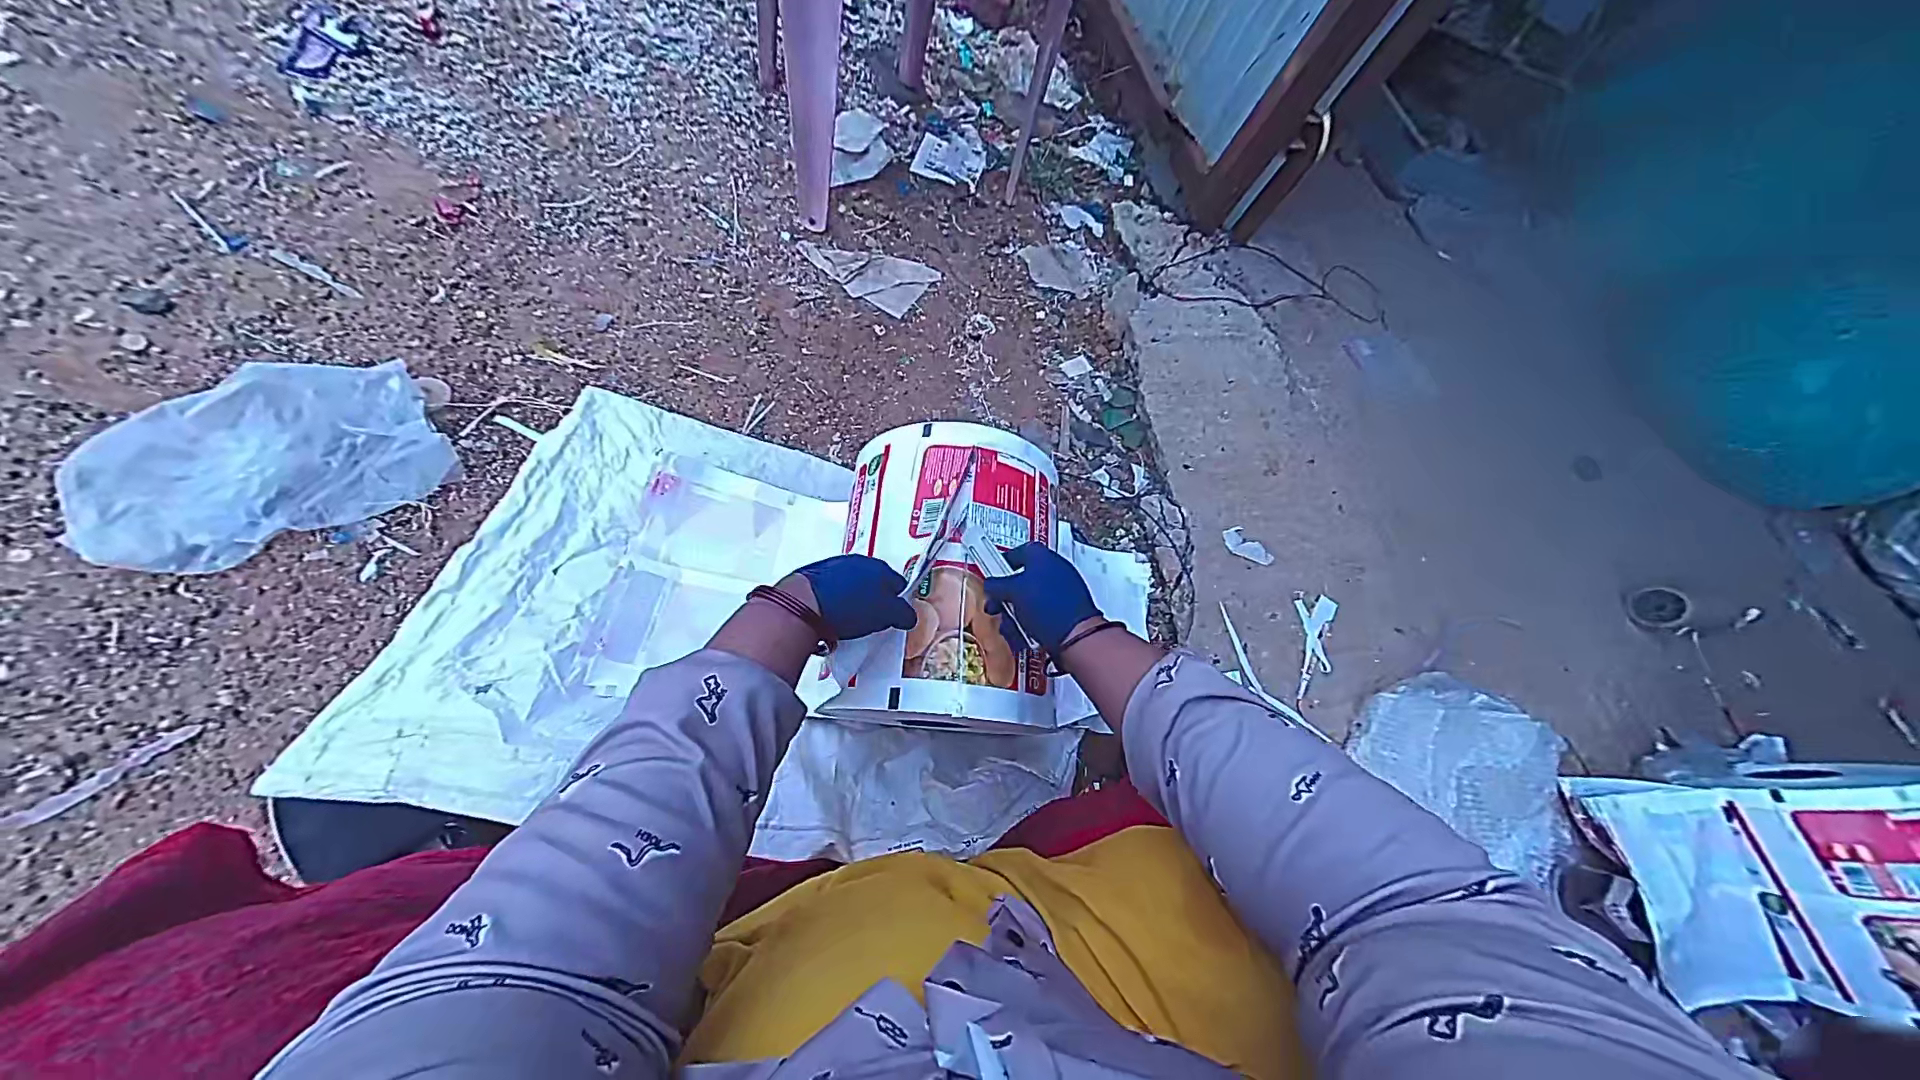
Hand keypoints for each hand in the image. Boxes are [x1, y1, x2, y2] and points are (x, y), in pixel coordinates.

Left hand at [790, 555, 916, 640]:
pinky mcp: (813, 576)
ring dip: (853, 600)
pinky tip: (831, 618)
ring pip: (852, 585)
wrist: (803, 606)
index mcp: (880, 567)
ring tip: (849, 623)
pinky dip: (834, 602)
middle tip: (872, 621)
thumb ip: (904, 614)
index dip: (898, 602)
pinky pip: (831, 590)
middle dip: (875, 600)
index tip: (894, 616)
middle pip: (874, 582)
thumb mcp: (887, 616)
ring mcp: (834, 567)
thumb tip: (909, 616)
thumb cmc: (847, 608)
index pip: (899, 583)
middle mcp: (858, 562)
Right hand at [979, 542, 1099, 654]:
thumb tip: (989, 585)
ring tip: (1009, 626)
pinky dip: (1030, 623)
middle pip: (1022, 579)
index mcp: (1042, 556)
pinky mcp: (1067, 611)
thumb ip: (996, 585)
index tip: (992, 573)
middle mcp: (1055, 570)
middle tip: (996, 606)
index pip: (1018, 551)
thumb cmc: (1046, 605)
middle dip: (1006, 596)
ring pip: (1030, 600)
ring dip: (1015, 613)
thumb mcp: (1012, 592)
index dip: (1002, 562)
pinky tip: (1023, 635)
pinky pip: (1042, 614)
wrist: (1076, 635)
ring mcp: (1063, 591)